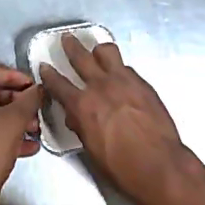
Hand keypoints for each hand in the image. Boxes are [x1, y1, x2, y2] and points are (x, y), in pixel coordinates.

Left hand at [0, 65, 41, 204]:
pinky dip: (11, 135)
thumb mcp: (14, 120)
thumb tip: (39, 87)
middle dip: (19, 100)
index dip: (12, 75)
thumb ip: (29, 99)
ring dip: (18, 119)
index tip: (31, 85)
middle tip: (37, 108)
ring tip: (37, 130)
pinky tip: (32, 146)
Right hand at [39, 36, 203, 204]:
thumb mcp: (91, 148)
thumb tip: (75, 116)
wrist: (159, 164)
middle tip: (67, 38)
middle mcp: (100, 86)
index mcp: (82, 105)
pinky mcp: (142, 83)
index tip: (45, 66)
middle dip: (71, 47)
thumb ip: (81, 126)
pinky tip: (121, 76)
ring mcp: (123, 81)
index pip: (58, 84)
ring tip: (97, 51)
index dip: (49, 75)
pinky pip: (126, 68)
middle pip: (81, 57)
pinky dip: (119, 69)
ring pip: (107, 52)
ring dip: (99, 51)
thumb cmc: (122, 166)